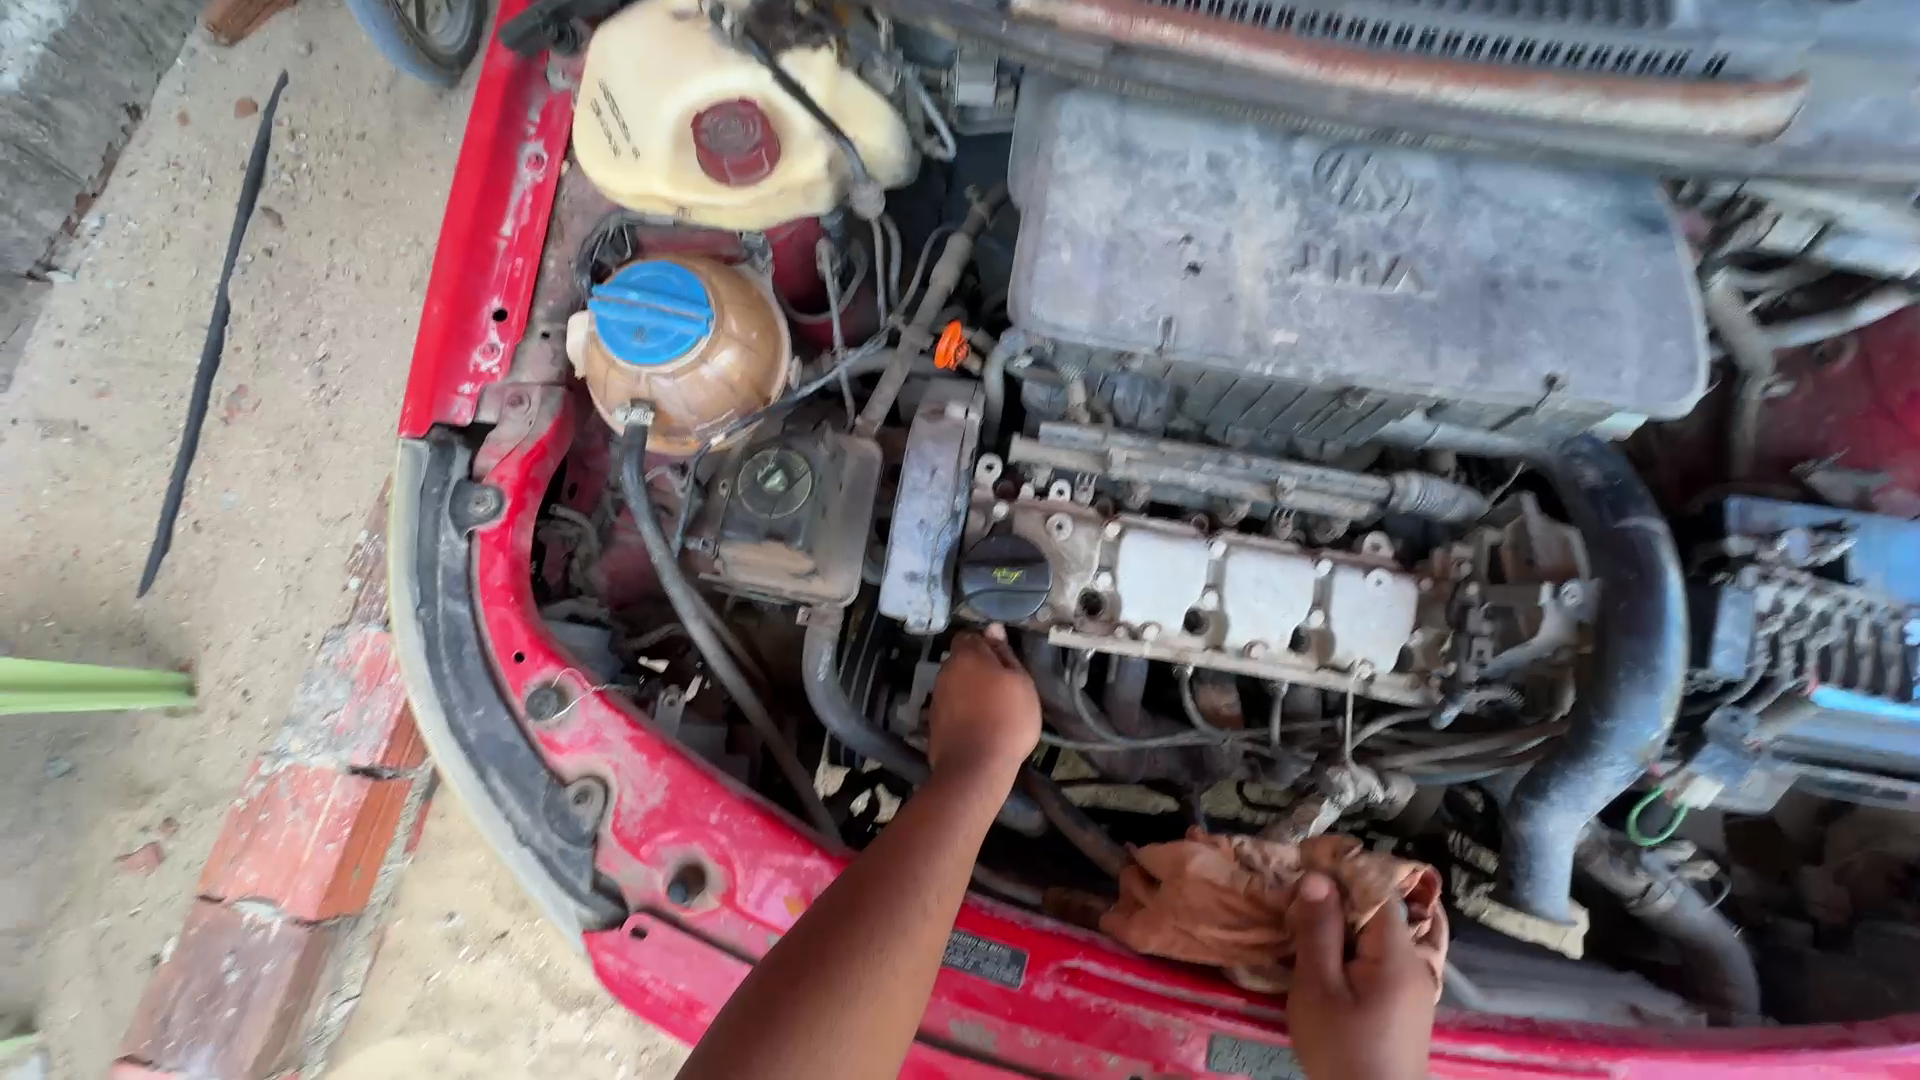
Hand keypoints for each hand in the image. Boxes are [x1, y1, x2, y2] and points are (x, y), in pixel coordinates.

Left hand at [927, 625, 1040, 781]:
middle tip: (1002, 686)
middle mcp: (945, 671)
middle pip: (961, 661)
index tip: (1003, 662)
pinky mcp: (933, 721)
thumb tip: (993, 628)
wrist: (975, 767)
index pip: (970, 636)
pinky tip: (978, 725)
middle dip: (977, 668)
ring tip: (991, 709)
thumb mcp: (1021, 683)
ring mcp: (936, 697)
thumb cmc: (1007, 720)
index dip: (986, 645)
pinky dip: (962, 710)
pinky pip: (951, 706)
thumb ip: (1005, 653)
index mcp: (966, 656)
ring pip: (955, 684)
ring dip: (969, 690)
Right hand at [1285, 872, 1435, 1079]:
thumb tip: (1318, 877)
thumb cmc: (1341, 1050)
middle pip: (1376, 911)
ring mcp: (1411, 987)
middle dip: (1336, 898)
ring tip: (1300, 922)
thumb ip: (1319, 929)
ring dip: (1339, 924)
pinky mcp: (1402, 1005)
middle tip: (1293, 895)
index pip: (1376, 891)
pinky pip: (1376, 958)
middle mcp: (1413, 964)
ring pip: (1374, 935)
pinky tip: (1321, 956)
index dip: (1341, 872)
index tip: (1303, 863)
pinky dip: (1349, 948)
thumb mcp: (1318, 987)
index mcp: (1397, 955)